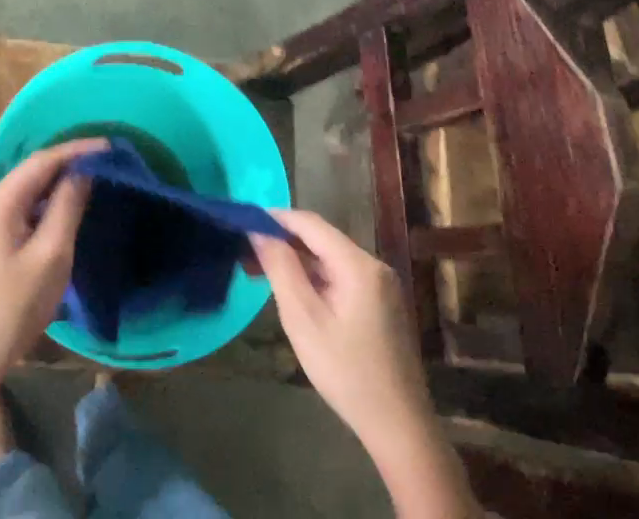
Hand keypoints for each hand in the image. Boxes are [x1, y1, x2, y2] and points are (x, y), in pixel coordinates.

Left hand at [0, 139, 98, 396]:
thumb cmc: (11, 308)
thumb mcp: (50, 257)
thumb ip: (67, 209)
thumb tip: (82, 174)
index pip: (42, 161)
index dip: (78, 150)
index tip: (112, 147)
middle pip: (32, 172)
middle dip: (69, 164)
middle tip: (107, 164)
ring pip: (26, 193)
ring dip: (57, 186)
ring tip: (94, 184)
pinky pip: (19, 211)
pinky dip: (45, 207)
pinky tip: (65, 215)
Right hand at [251, 209, 430, 444]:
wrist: (396, 422)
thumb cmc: (345, 370)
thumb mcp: (303, 318)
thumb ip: (280, 269)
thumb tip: (258, 231)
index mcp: (358, 264)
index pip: (310, 223)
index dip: (274, 218)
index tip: (242, 221)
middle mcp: (374, 265)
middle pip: (322, 239)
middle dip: (282, 240)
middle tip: (244, 252)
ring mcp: (382, 285)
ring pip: (330, 259)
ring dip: (296, 260)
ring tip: (259, 271)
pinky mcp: (382, 303)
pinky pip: (342, 276)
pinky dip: (314, 277)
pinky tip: (292, 291)